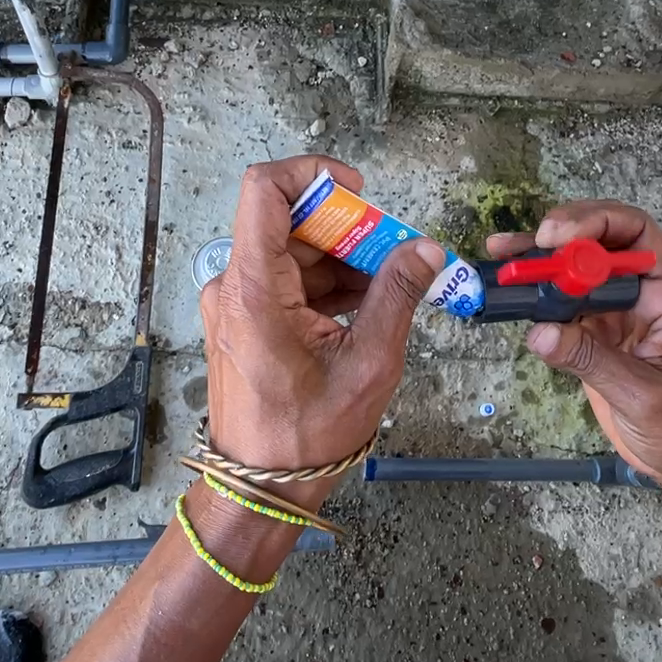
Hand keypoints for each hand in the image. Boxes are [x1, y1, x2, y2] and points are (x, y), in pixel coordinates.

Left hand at [200, 156, 445, 509]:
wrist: (259, 488)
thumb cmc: (310, 433)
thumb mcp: (368, 363)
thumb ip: (397, 295)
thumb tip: (426, 248)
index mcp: (253, 287)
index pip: (265, 188)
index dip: (312, 172)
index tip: (360, 191)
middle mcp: (234, 283)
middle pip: (289, 220)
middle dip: (348, 227)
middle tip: (395, 254)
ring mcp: (236, 301)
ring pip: (293, 251)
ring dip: (343, 258)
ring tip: (389, 287)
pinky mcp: (244, 317)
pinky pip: (287, 280)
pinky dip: (326, 283)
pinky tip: (365, 305)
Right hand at [486, 201, 661, 498]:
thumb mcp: (646, 397)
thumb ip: (593, 361)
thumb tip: (539, 334)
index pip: (638, 234)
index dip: (596, 223)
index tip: (556, 239)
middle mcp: (647, 291)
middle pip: (602, 241)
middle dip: (561, 235)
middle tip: (524, 246)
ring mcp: (620, 309)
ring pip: (577, 267)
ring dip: (540, 259)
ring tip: (501, 251)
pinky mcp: (597, 330)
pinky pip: (563, 301)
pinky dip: (535, 293)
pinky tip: (508, 287)